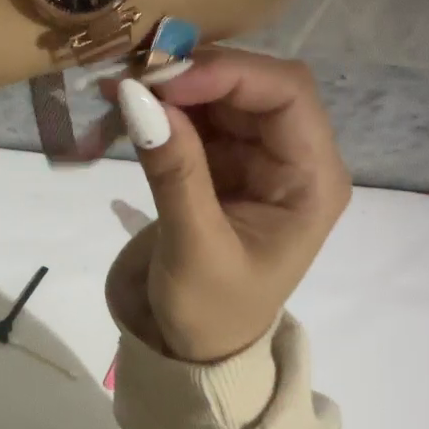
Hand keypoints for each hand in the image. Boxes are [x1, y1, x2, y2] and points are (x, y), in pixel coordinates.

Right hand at [106, 49, 349, 363]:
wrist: (195, 354)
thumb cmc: (210, 313)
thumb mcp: (193, 248)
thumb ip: (173, 170)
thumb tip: (138, 98)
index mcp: (312, 180)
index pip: (286, 96)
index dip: (228, 74)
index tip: (163, 80)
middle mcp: (293, 160)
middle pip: (253, 89)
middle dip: (195, 77)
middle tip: (130, 79)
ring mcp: (256, 163)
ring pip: (220, 102)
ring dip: (171, 93)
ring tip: (116, 92)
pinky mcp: (222, 172)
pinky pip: (195, 127)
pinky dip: (161, 117)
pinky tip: (122, 114)